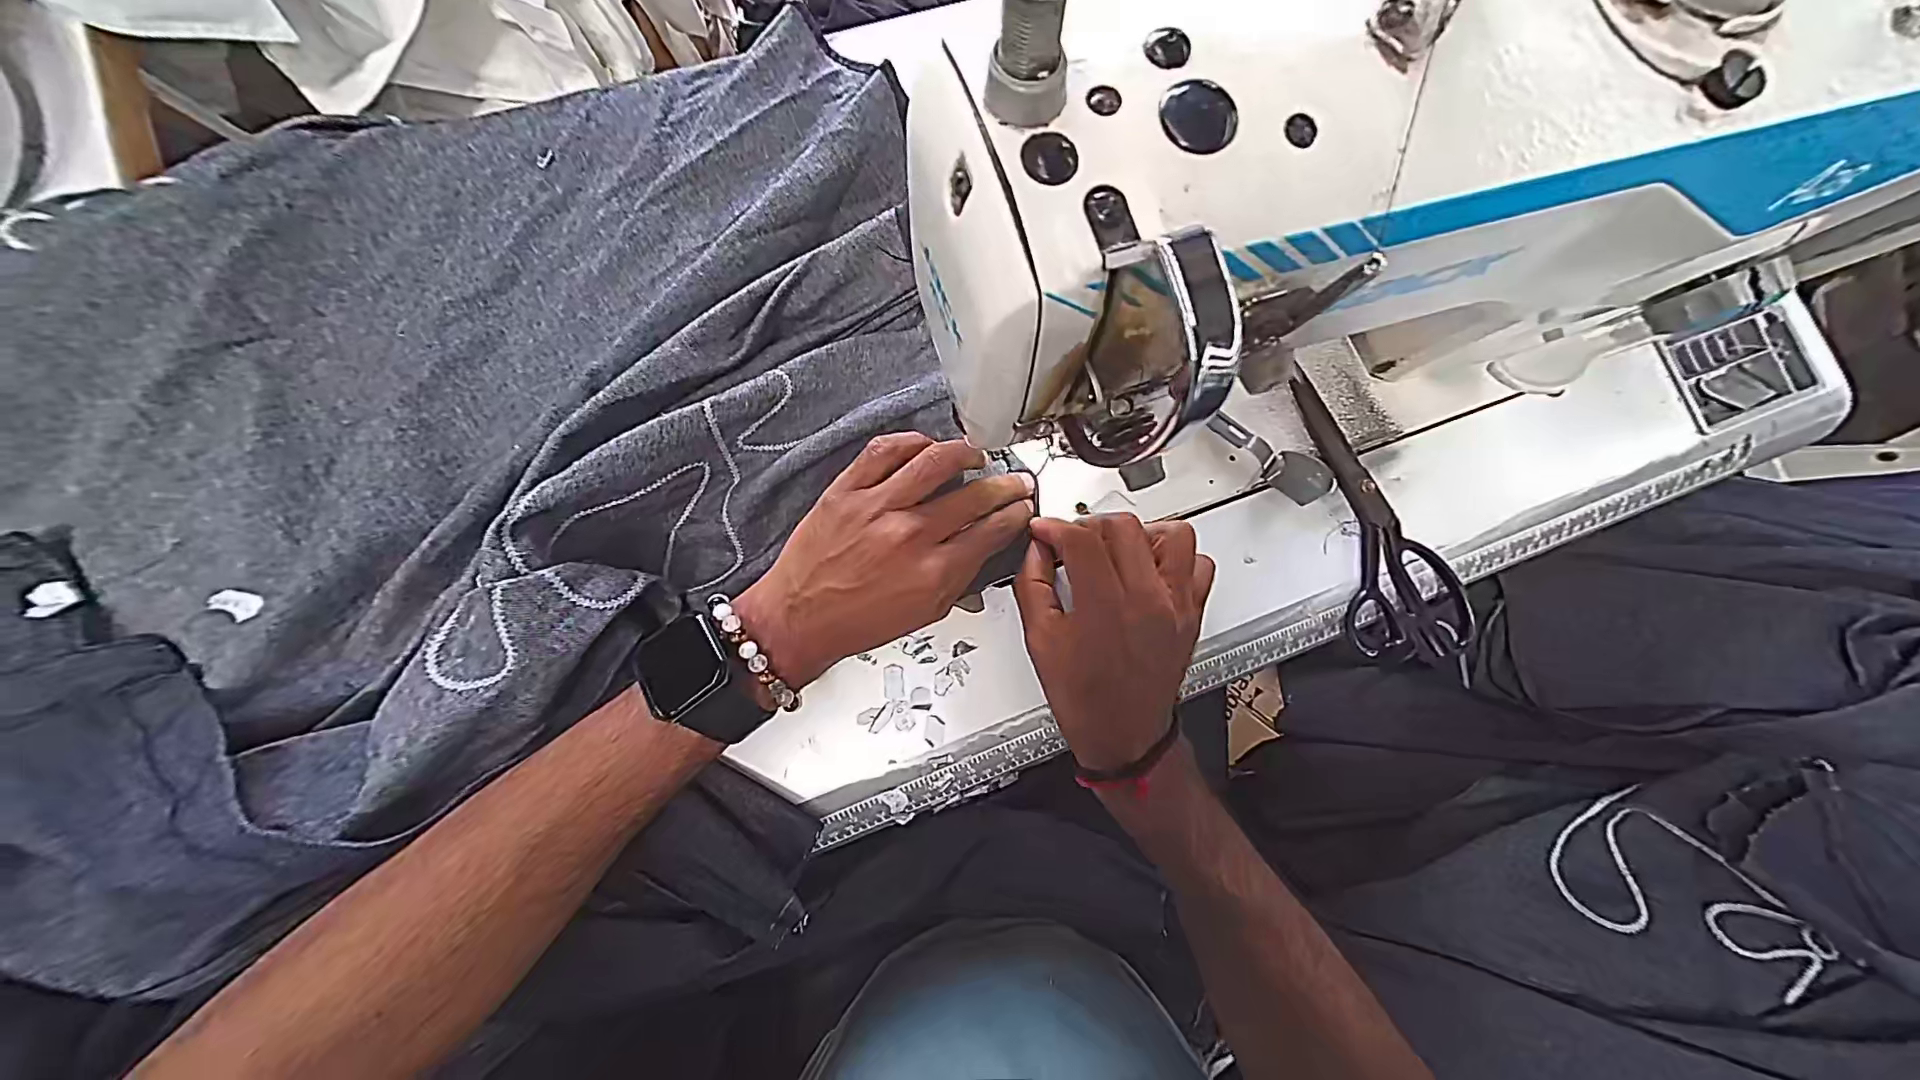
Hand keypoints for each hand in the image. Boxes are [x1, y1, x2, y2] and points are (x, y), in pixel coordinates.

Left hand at [732, 434, 1033, 687]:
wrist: (798, 619)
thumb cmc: (855, 622)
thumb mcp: (924, 613)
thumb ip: (959, 579)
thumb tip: (983, 548)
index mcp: (932, 572)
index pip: (990, 531)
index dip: (1015, 514)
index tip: (1020, 507)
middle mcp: (908, 535)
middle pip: (973, 496)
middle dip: (1005, 485)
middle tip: (1013, 480)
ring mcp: (876, 508)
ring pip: (934, 462)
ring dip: (965, 453)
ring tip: (975, 454)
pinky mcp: (846, 491)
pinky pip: (884, 451)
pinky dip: (911, 441)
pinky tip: (925, 445)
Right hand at [1013, 514, 1214, 771]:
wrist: (1124, 734)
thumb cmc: (1085, 699)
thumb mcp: (1040, 641)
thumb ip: (1032, 586)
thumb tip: (1036, 552)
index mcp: (1105, 606)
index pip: (1081, 539)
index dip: (1054, 528)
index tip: (1045, 532)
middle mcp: (1147, 600)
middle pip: (1123, 527)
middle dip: (1089, 526)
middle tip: (1074, 542)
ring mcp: (1176, 606)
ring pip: (1173, 534)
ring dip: (1140, 533)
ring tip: (1117, 549)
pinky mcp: (1192, 614)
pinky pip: (1199, 565)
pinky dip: (1176, 558)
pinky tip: (1151, 569)